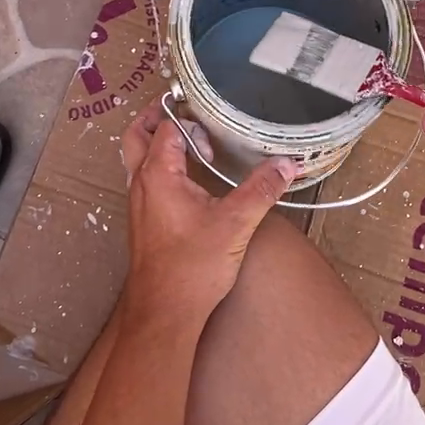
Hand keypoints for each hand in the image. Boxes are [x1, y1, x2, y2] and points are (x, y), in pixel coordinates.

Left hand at [118, 101, 296, 326]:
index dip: (190, 121)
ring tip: (190, 142)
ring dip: (156, 142)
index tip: (213, 124)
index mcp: (157, 175)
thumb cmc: (192, 268)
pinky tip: (187, 179)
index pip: (166, 127)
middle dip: (155, 117)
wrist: (164, 313)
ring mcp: (138, 203)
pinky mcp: (143, 220)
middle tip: (183, 110)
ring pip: (136, 158)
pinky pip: (144, 179)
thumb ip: (262, 189)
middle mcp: (140, 184)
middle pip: (136, 135)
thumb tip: (287, 164)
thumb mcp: (235, 223)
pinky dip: (159, 166)